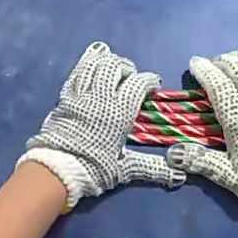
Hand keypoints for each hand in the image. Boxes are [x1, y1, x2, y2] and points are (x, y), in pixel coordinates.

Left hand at [19, 42, 182, 209]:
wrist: (58, 168)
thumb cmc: (94, 168)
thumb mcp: (124, 168)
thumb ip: (150, 167)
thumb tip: (179, 177)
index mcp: (119, 111)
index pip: (138, 83)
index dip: (149, 80)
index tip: (152, 86)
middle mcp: (100, 97)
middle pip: (114, 67)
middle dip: (125, 67)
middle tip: (129, 76)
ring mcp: (80, 95)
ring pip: (93, 65)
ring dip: (104, 61)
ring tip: (110, 65)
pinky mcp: (64, 97)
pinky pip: (76, 74)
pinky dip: (84, 65)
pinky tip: (89, 63)